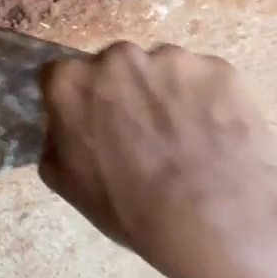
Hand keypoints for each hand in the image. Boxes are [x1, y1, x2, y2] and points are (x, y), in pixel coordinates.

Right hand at [39, 43, 276, 277]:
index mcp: (70, 81)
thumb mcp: (64, 180)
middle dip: (122, 90)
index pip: (59, 76)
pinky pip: (205, 80)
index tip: (89, 121)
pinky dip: (207, 100)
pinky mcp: (220, 69)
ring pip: (162, 70)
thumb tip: (65, 126)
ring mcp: (173, 59)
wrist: (214, 220)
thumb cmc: (127, 206)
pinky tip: (214, 136)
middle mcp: (117, 57)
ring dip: (165, 93)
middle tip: (139, 130)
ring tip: (184, 137)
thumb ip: (55, 138)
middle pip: (113, 66)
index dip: (75, 100)